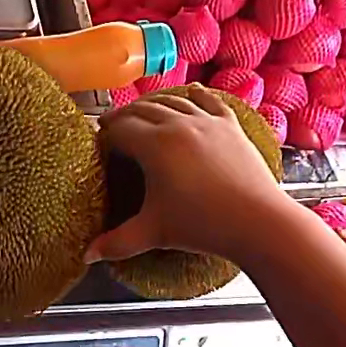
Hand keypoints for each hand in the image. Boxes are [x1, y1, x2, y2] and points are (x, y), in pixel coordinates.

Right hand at [88, 89, 290, 263]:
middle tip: (112, 125)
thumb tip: (87, 256)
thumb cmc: (202, 226)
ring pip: (173, 100)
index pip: (120, 129)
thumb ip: (116, 243)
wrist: (258, 222)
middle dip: (124, 116)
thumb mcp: (153, 233)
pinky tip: (190, 91)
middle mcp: (179, 124)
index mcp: (154, 145)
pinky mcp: (230, 126)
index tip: (99, 141)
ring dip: (153, 103)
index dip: (106, 134)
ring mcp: (207, 122)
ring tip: (141, 111)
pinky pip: (209, 101)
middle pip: (142, 109)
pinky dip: (195, 94)